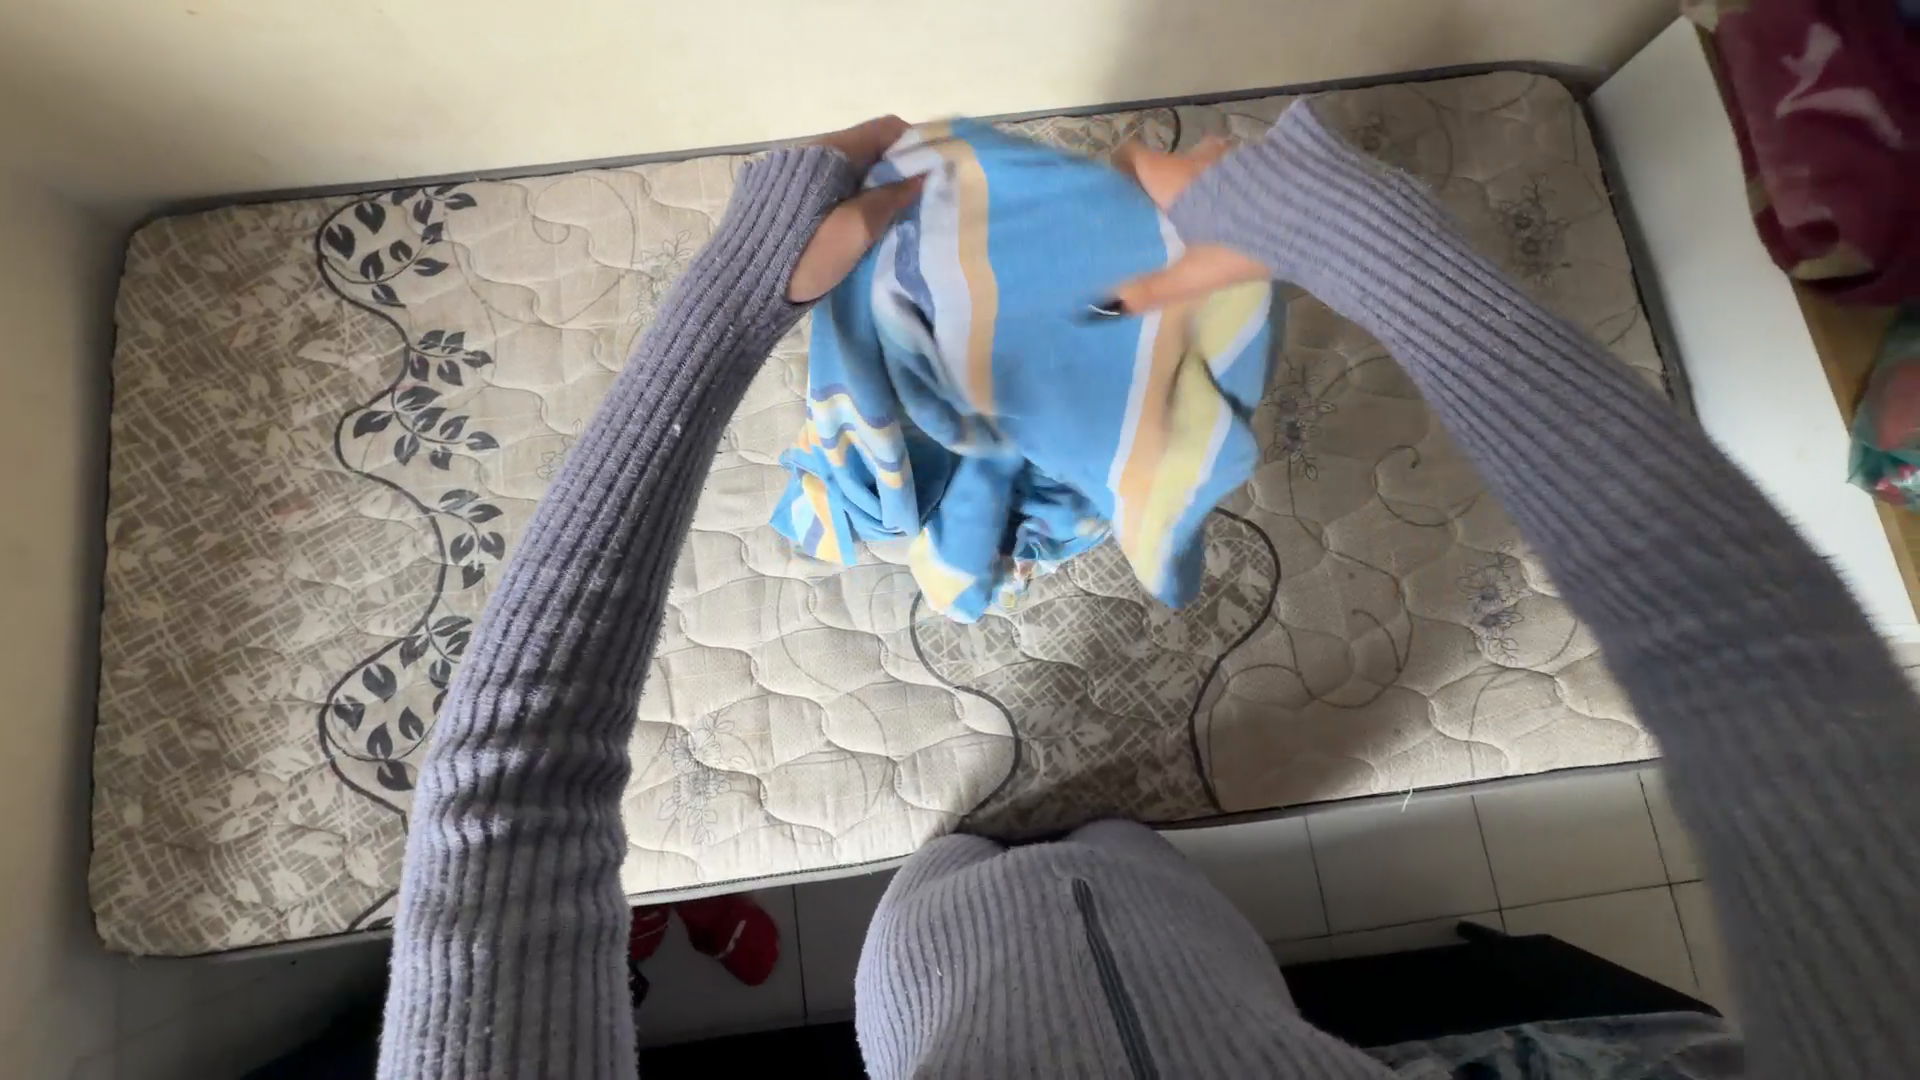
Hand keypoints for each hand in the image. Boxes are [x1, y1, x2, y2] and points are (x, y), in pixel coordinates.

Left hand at [787, 116, 926, 302]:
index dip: (913, 147)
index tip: (933, 175)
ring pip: (842, 171)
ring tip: (887, 220)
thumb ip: (888, 200)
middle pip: (863, 150)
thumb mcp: (854, 232)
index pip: (883, 129)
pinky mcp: (774, 196)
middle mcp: (806, 152)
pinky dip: (845, 200)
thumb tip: (919, 177)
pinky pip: (822, 187)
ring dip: (869, 189)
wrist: (740, 288)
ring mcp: (786, 173)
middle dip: (893, 172)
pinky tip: (851, 228)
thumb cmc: (802, 259)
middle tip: (915, 205)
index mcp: (827, 152)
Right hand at [1103, 138, 1271, 314]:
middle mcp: (1201, 156)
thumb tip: (1114, 305)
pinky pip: (1241, 164)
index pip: (1133, 156)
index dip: (1121, 168)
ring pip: (1208, 162)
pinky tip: (1246, 208)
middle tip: (1167, 218)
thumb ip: (1154, 289)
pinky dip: (1235, 182)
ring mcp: (1238, 151)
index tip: (1119, 189)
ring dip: (1204, 183)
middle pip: (1172, 162)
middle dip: (1167, 185)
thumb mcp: (1194, 275)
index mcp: (1174, 179)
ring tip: (1208, 215)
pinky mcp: (1271, 154)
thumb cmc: (1242, 243)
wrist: (1315, 215)